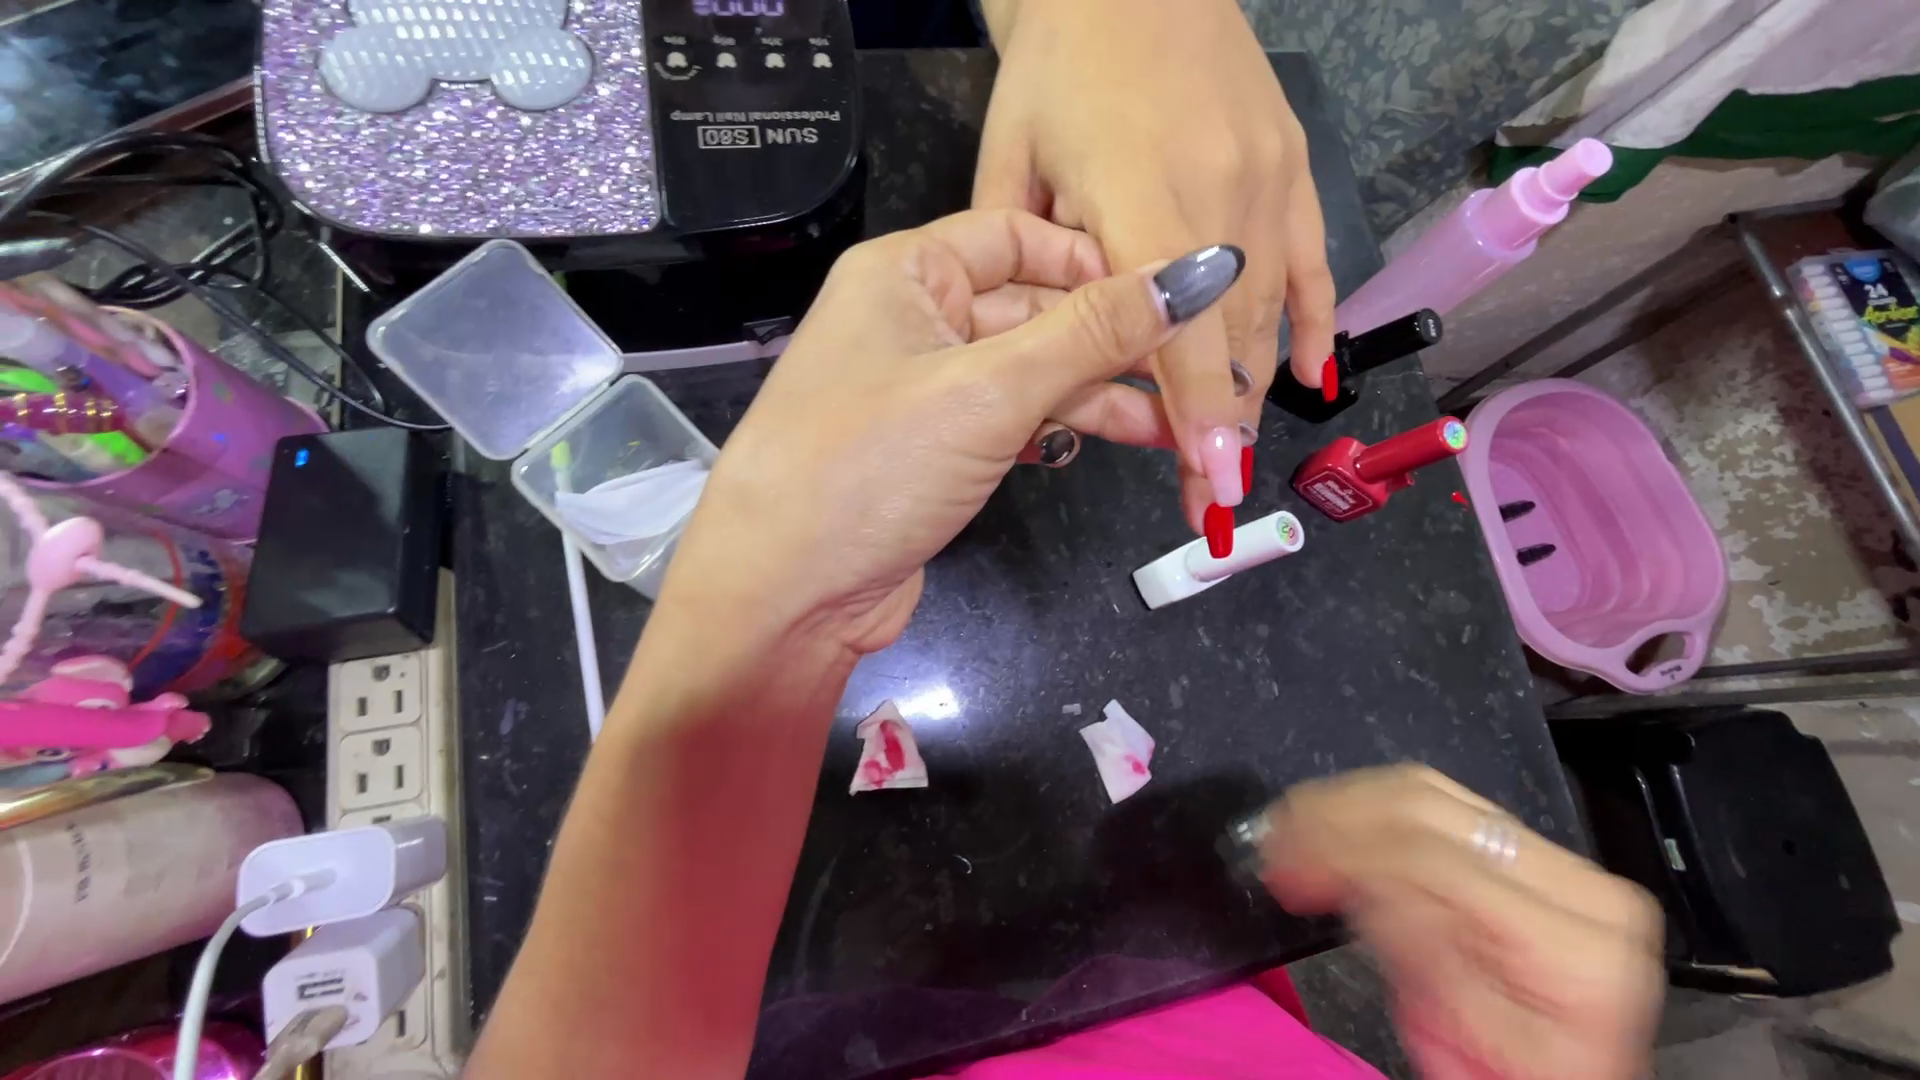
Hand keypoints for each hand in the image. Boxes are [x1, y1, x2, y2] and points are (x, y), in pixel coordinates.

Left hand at [656, 209, 1242, 658]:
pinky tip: (1103, 442)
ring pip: (1028, 373)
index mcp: (907, 272)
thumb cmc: (872, 469)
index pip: (1018, 233)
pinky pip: (1010, 420)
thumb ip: (1094, 332)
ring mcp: (922, 390)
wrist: (786, 595)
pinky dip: (1056, 428)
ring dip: (1098, 396)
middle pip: (1033, 310)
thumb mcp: (988, 392)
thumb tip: (1204, 268)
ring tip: (1179, 430)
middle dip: (1113, 344)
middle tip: (1198, 376)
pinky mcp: (933, 451)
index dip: (1096, 260)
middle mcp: (913, 319)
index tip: (1173, 293)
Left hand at [974, 0, 1336, 532]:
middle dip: (1219, 427)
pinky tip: (1311, 377)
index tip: (1207, 483)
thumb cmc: (1052, 70)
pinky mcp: (1292, 167)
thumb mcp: (1008, 167)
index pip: (1177, 340)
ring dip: (1251, 391)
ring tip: (1233, 453)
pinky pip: (1313, 260)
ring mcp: (1267, 181)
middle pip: (1229, 341)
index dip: (1197, 419)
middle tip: (1209, 497)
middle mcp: (1220, 199)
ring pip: (1269, 312)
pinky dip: (1315, 324)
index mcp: (1140, 204)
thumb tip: (1049, 349)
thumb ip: (1031, 265)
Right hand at [1256, 765, 1664, 1079]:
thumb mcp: (1451, 1036)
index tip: (1281, 867)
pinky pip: (1427, 794)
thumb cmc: (1503, 1073)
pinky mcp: (1518, 842)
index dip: (1341, 853)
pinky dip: (1361, 800)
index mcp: (1571, 946)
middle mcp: (1571, 884)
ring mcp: (1549, 855)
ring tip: (1285, 828)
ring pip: (1419, 788)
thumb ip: (1409, 952)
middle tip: (1272, 841)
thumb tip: (1345, 880)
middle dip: (1330, 816)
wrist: (1552, 1079)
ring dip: (1337, 802)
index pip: (1431, 861)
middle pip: (1422, 808)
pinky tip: (1322, 817)